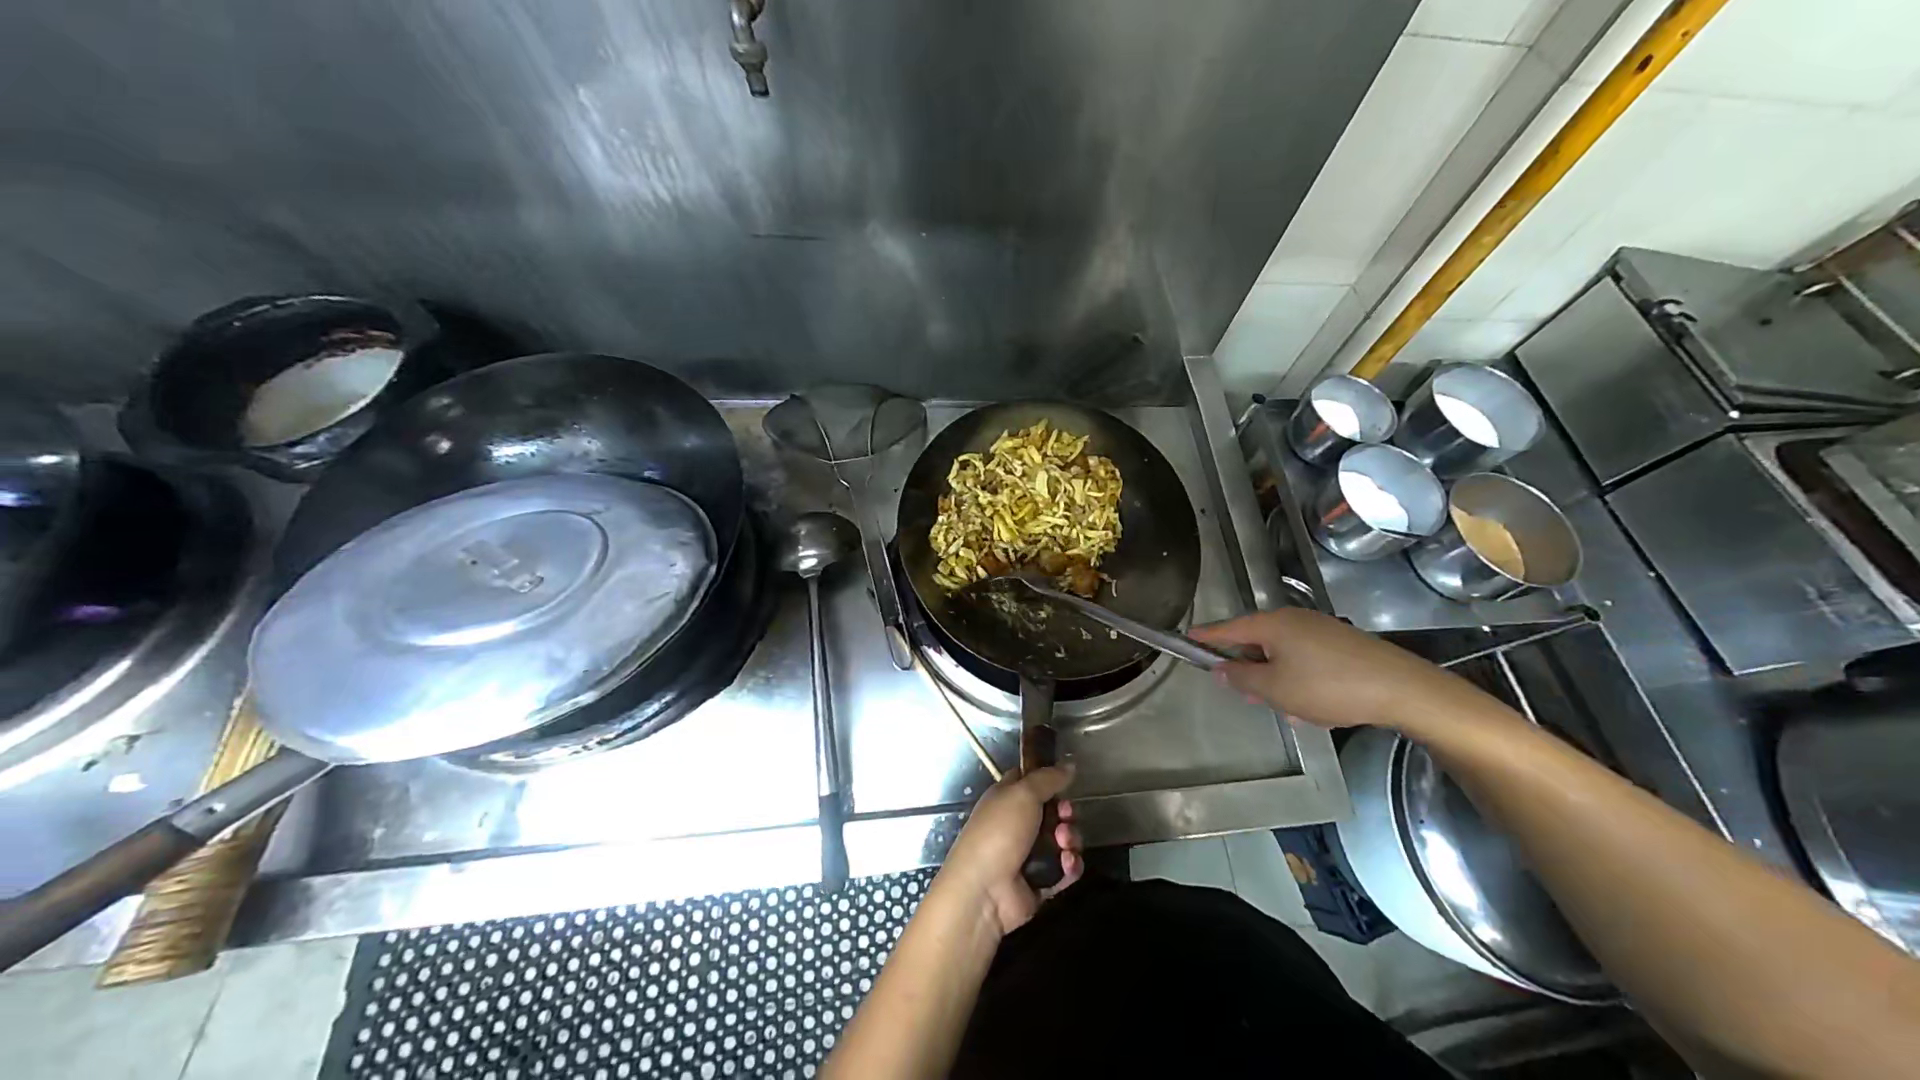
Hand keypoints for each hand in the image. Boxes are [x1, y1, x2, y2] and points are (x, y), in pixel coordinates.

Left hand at [935, 765, 1082, 935]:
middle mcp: (1017, 824)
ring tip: (1063, 844)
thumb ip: (1048, 778)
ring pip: (1064, 840)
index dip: (1049, 780)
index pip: (1031, 782)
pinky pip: (1066, 869)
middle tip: (1065, 816)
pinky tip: (1066, 864)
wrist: (984, 890)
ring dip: (1070, 839)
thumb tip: (1069, 765)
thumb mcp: (1022, 794)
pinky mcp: (1042, 881)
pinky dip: (1070, 866)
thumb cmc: (999, 832)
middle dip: (1065, 813)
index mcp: (1006, 799)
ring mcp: (1030, 854)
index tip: (1064, 782)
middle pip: (1054, 812)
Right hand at [1192, 608, 1495, 733]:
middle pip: (1256, 640)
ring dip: (1276, 678)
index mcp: (1272, 625)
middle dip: (1249, 668)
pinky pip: (1305, 657)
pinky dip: (1299, 677)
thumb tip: (1223, 667)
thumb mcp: (1275, 689)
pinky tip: (1312, 704)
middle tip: (1248, 695)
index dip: (1206, 637)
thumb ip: (1242, 678)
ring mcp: (1320, 629)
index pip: (1227, 628)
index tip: (1187, 638)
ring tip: (1288, 708)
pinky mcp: (1341, 643)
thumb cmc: (1328, 687)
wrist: (1401, 688)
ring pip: (1282, 653)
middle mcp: (1294, 619)